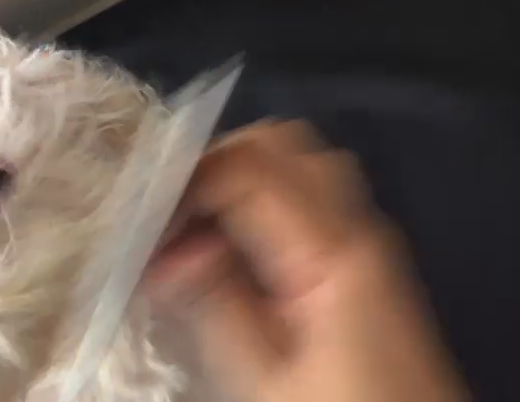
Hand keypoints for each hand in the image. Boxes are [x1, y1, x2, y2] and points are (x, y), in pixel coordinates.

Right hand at [144, 121, 466, 401]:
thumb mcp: (265, 383)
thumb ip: (214, 303)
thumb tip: (167, 246)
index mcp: (334, 250)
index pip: (247, 165)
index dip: (188, 179)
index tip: (151, 219)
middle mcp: (357, 224)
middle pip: (277, 142)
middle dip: (215, 162)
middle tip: (176, 211)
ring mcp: (368, 235)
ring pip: (296, 157)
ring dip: (240, 173)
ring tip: (202, 223)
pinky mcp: (367, 255)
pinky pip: (310, 188)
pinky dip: (263, 191)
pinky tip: (238, 241)